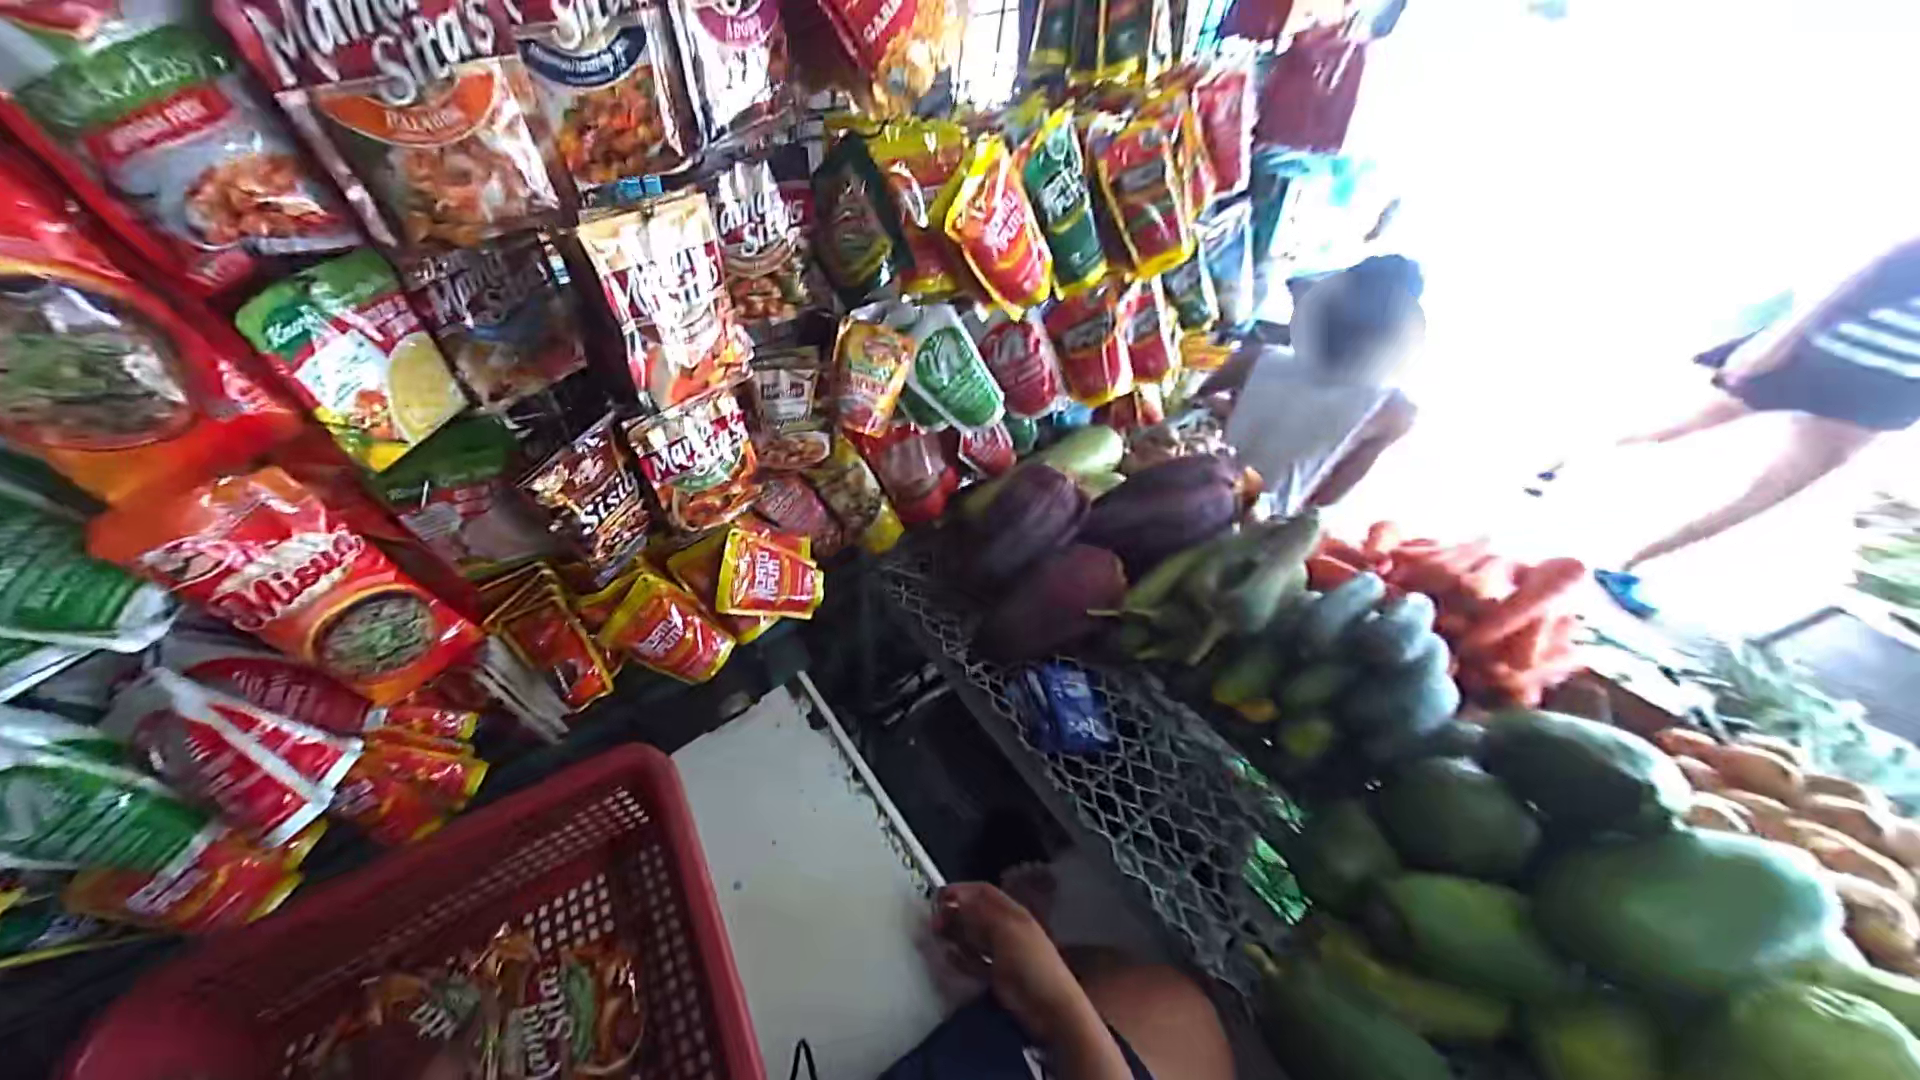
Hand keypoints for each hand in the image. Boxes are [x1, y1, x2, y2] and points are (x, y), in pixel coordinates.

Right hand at [933, 883, 1089, 1040]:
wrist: (1051, 1010)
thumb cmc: (1030, 962)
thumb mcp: (1006, 930)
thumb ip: (981, 913)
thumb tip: (956, 897)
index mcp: (1011, 911)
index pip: (983, 892)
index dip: (962, 890)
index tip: (939, 896)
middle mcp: (1005, 928)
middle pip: (976, 913)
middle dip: (955, 913)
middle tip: (934, 921)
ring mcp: (1001, 953)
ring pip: (973, 937)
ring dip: (955, 934)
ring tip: (937, 936)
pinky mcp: (996, 977)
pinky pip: (974, 962)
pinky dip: (961, 958)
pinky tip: (949, 958)